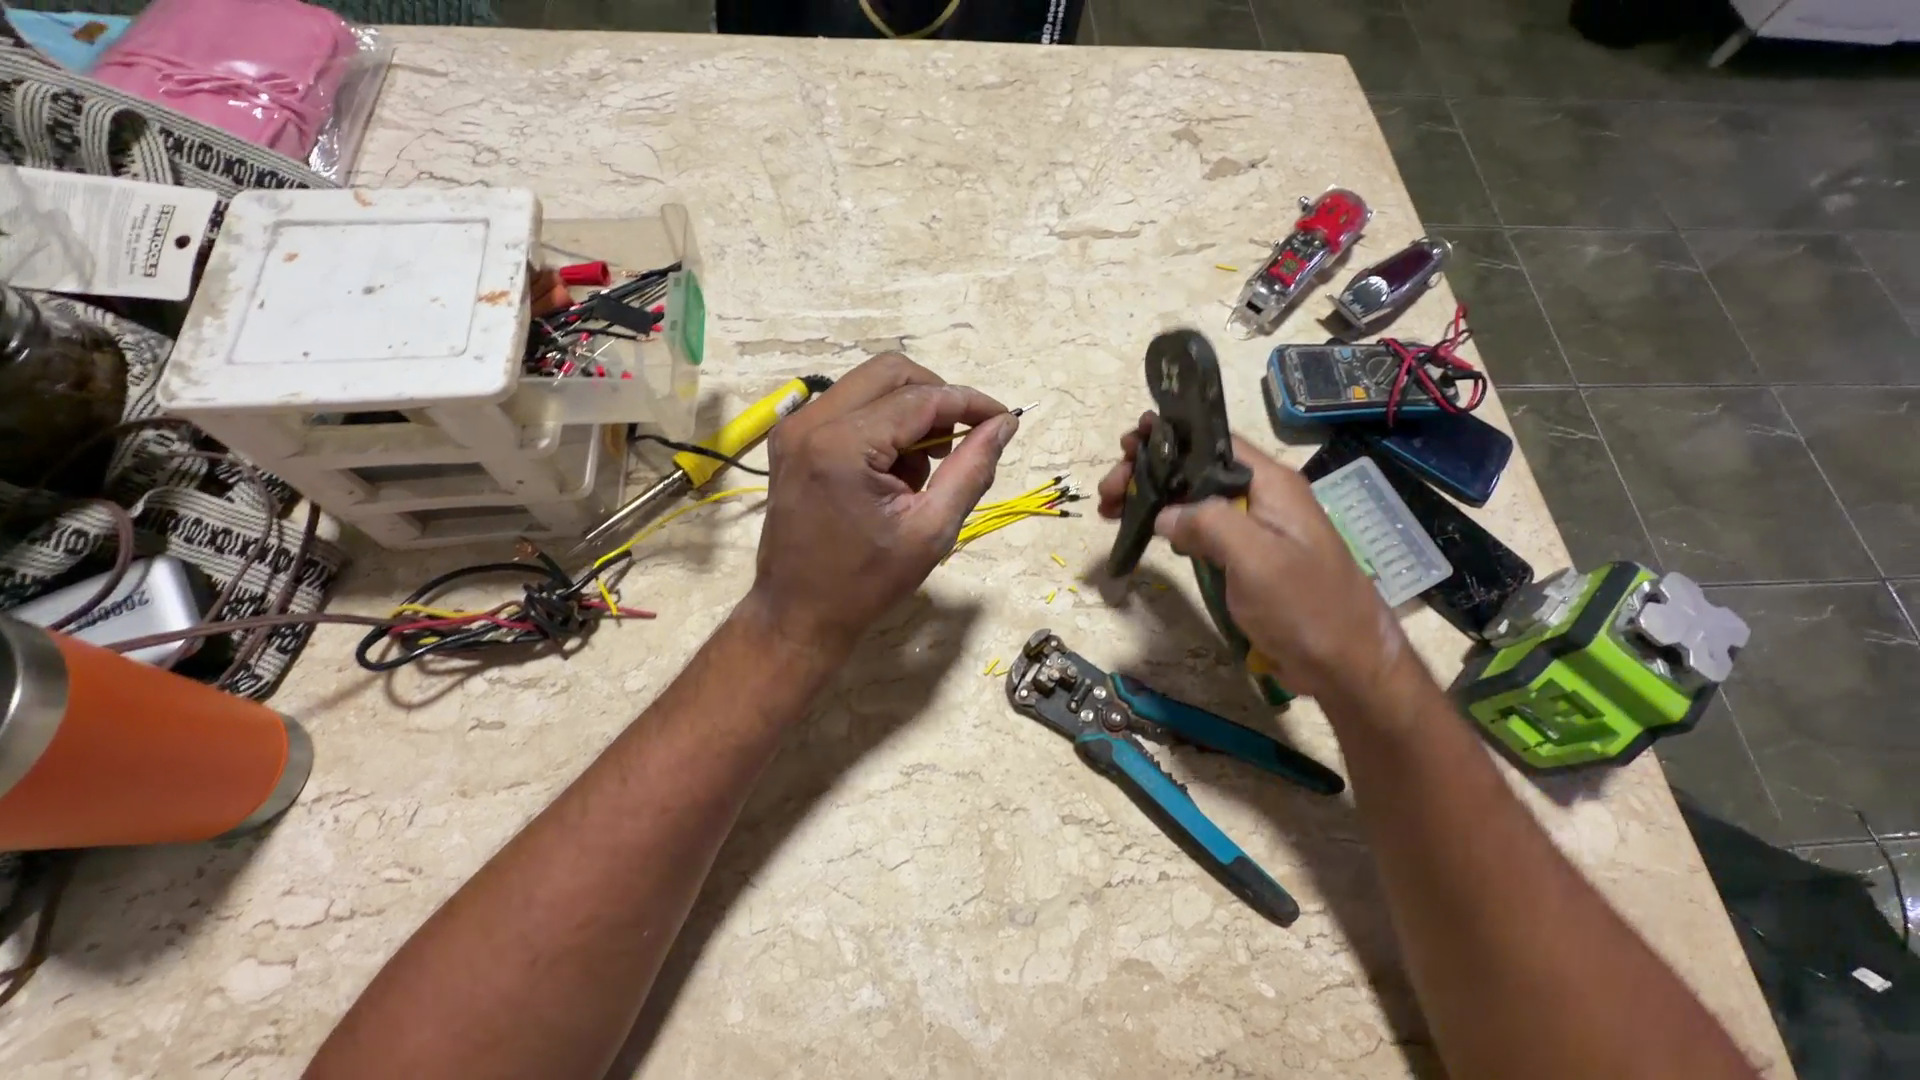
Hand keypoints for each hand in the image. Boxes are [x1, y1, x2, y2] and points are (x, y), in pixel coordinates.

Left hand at [739, 353, 1017, 657]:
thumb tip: (1004, 424)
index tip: (1004, 420)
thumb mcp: (931, 530)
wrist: (799, 613)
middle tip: (961, 442)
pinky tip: (892, 473)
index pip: (920, 398)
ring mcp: (794, 428)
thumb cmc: (866, 582)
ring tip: (921, 471)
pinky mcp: (791, 440)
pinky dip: (882, 425)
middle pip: (890, 372)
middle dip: (937, 399)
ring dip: (909, 413)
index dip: (969, 403)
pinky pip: (849, 407)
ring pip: (869, 386)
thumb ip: (971, 469)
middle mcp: (810, 422)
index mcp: (841, 445)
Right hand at [1096, 414, 1407, 702]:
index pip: (1212, 441)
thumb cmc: (1305, 606)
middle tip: (1108, 491)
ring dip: (1155, 502)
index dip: (1168, 438)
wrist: (1346, 666)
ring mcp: (1255, 533)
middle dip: (1150, 473)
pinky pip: (1203, 534)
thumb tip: (1164, 514)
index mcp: (1270, 484)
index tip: (1128, 447)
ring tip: (1113, 511)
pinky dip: (1170, 530)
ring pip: (1195, 503)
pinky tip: (1147, 535)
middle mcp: (1262, 499)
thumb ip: (1208, 522)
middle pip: (1196, 471)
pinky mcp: (1247, 563)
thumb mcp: (1254, 557)